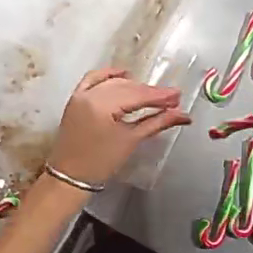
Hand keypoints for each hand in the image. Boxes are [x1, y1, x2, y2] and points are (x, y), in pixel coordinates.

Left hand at [46, 68, 190, 186]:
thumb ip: (156, 123)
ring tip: (152, 94)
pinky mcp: (75, 99)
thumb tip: (182, 115)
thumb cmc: (100, 163)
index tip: (178, 96)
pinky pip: (93, 79)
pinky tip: (124, 75)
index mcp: (102, 105)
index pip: (137, 95)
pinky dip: (109, 76)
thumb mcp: (131, 141)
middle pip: (126, 87)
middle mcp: (89, 95)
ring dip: (133, 86)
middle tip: (171, 98)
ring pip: (112, 83)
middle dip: (149, 92)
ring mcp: (80, 95)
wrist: (70, 177)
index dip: (159, 96)